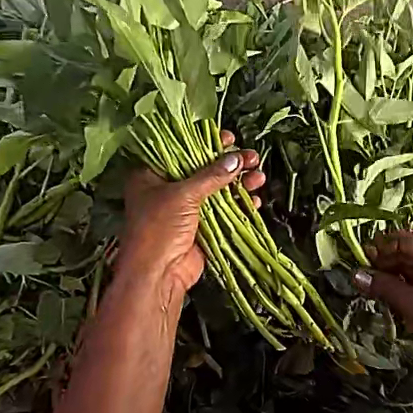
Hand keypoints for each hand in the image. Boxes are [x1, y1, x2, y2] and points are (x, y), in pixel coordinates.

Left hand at [117, 131, 265, 297]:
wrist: (157, 274)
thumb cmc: (158, 228)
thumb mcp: (183, 195)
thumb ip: (211, 175)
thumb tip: (235, 159)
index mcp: (152, 175)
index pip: (181, 149)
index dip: (206, 141)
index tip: (229, 138)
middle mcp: (168, 188)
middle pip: (204, 168)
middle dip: (230, 163)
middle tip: (252, 157)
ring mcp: (186, 208)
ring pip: (217, 190)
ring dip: (239, 183)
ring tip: (259, 177)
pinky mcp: (201, 226)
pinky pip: (224, 211)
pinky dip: (239, 204)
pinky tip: (254, 199)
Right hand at [354, 231, 412, 373]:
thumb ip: (385, 287)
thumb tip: (358, 275)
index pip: (408, 242)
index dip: (383, 245)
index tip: (361, 253)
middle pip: (406, 254)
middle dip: (382, 260)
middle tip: (358, 269)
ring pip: (406, 270)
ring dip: (386, 274)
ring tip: (363, 280)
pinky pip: (410, 284)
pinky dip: (394, 286)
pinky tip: (377, 290)